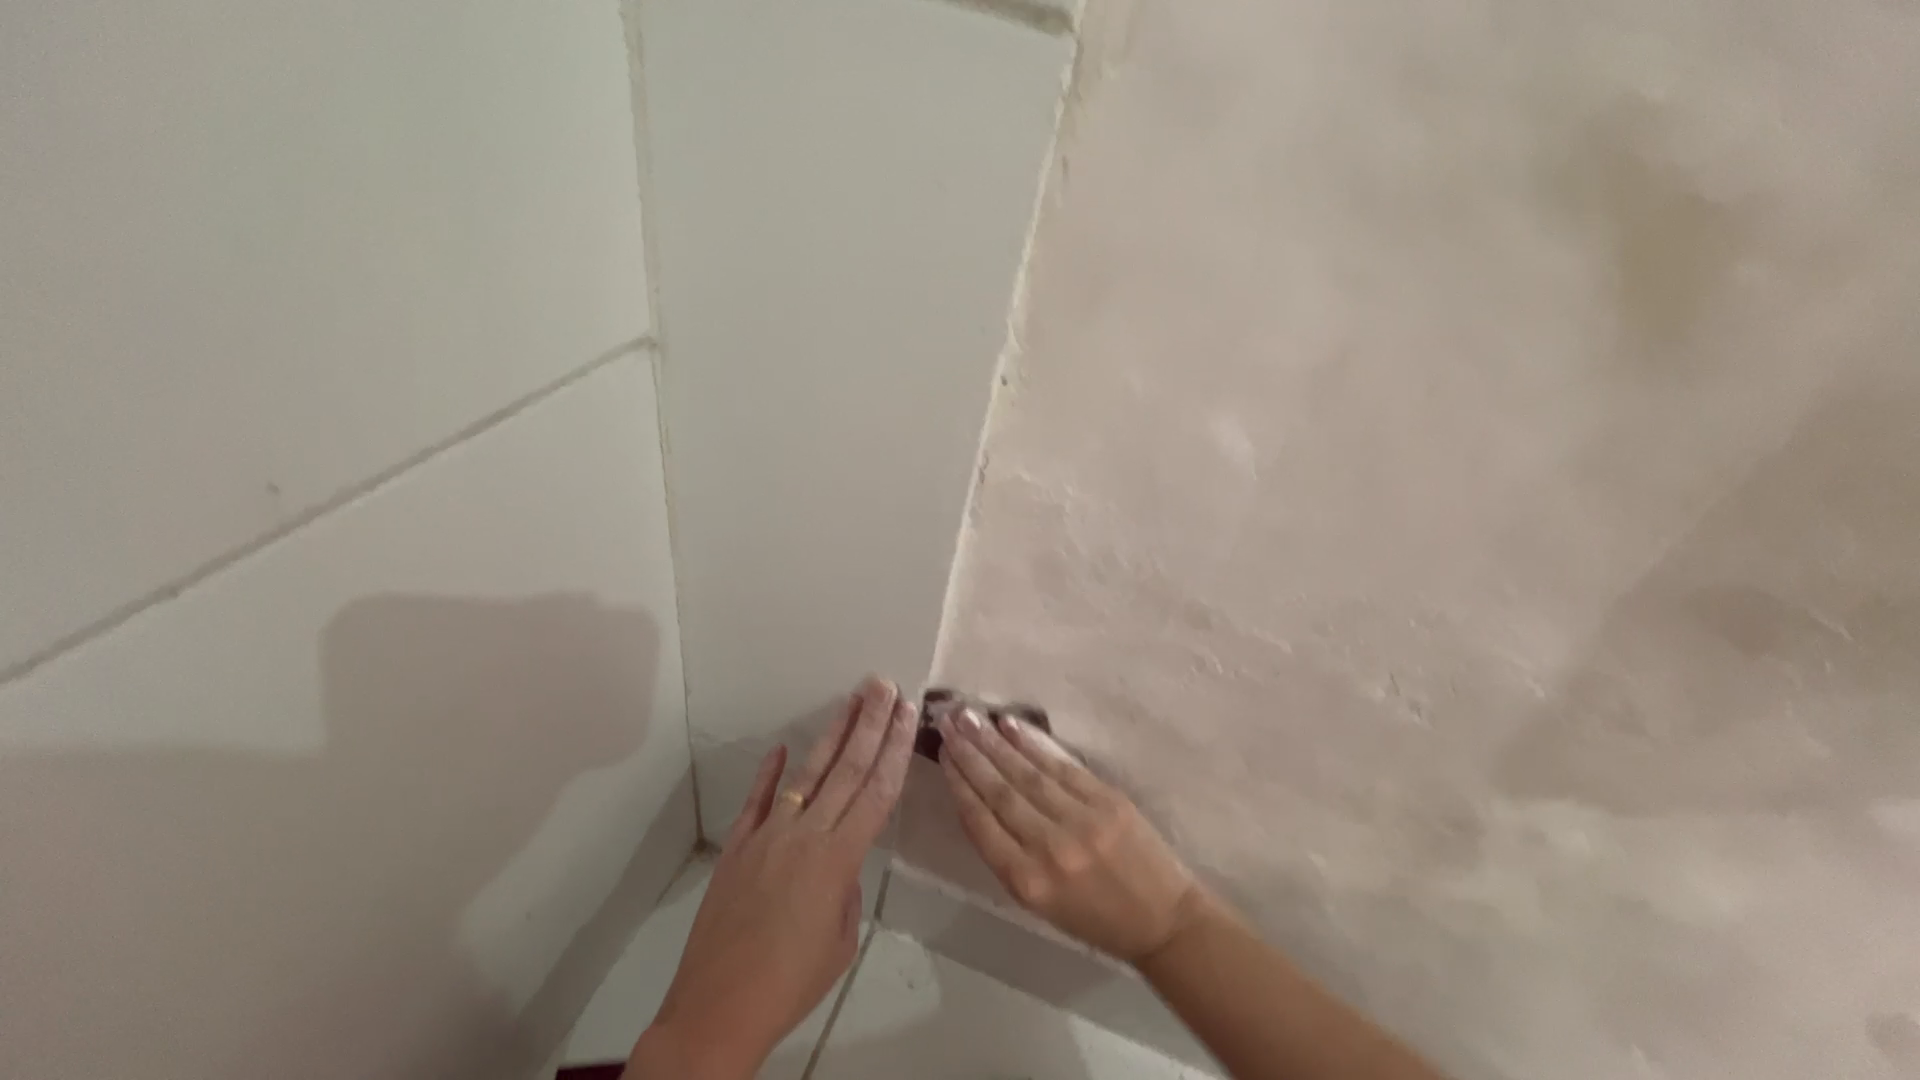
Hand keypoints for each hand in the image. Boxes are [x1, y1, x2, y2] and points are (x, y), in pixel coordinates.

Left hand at [628, 677, 916, 1079]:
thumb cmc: (792, 983)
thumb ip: (846, 890)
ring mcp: (768, 835)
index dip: (895, 749)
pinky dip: (769, 773)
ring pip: (807, 774)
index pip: (877, 792)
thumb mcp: (840, 939)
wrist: (719, 1007)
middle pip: (847, 769)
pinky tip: (780, 747)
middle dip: (870, 724)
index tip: (907, 714)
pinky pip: (758, 800)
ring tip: (850, 701)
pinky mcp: (738, 846)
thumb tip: (841, 864)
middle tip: (883, 686)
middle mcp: (806, 834)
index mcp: (839, 859)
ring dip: (832, 735)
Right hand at [934, 706, 1201, 963]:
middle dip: (970, 755)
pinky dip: (1033, 743)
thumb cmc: (1095, 918)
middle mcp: (1049, 849)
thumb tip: (975, 801)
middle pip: (999, 792)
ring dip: (993, 743)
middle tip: (948, 723)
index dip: (959, 785)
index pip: (981, 823)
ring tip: (969, 718)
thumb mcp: (1039, 902)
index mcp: (1027, 882)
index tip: (943, 755)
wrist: (1163, 920)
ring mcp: (1081, 820)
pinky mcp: (1107, 800)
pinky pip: (1061, 766)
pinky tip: (1011, 726)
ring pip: (1026, 774)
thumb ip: (1006, 855)